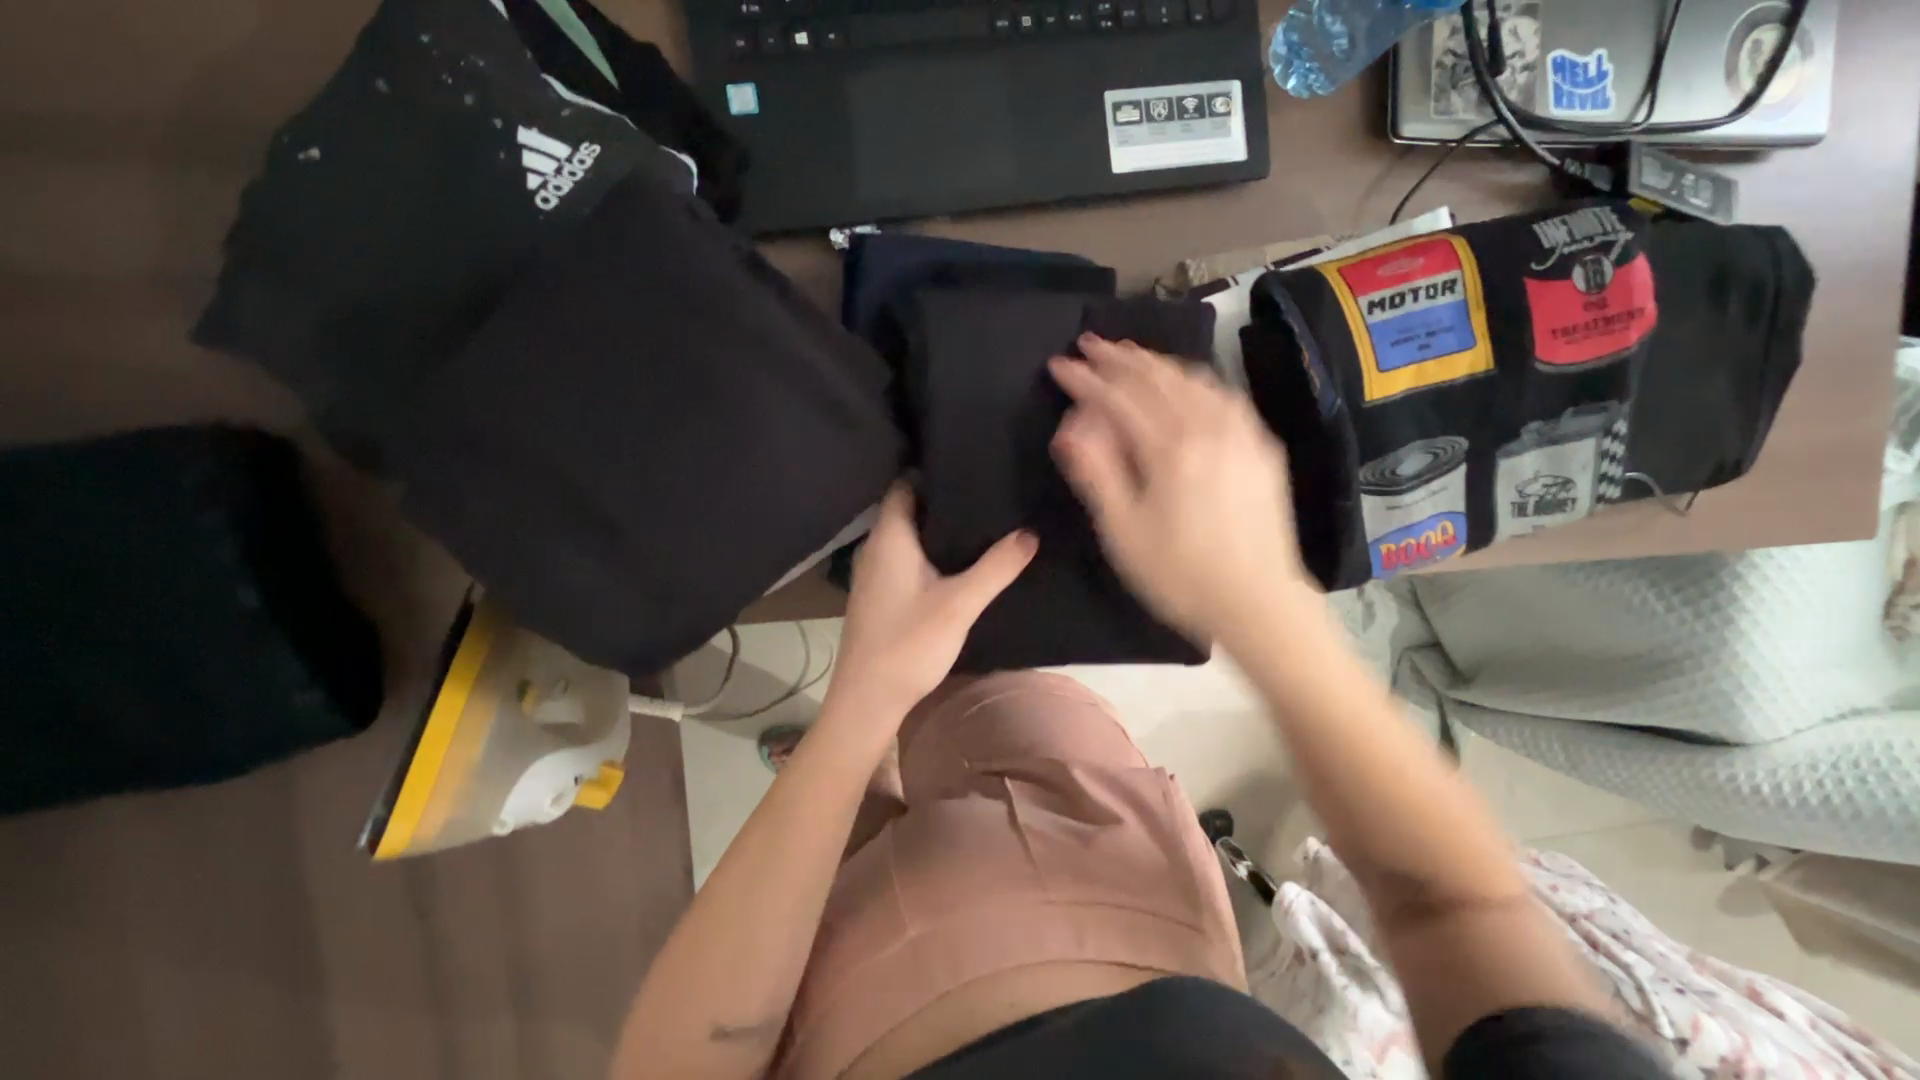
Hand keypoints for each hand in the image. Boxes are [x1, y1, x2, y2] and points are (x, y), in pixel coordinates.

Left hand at [830, 483, 1037, 715]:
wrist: (867, 700)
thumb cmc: (909, 644)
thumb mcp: (960, 604)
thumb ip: (996, 567)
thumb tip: (1029, 533)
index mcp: (888, 537)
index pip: (903, 485)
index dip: (931, 471)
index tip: (966, 463)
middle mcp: (874, 548)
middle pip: (906, 509)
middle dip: (941, 500)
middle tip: (983, 490)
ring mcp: (872, 574)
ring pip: (905, 537)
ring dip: (935, 530)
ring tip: (978, 521)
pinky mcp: (877, 597)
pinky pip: (903, 560)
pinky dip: (926, 554)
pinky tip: (954, 564)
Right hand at [1049, 334, 1312, 637]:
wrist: (1257, 600)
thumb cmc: (1180, 574)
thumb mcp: (1124, 531)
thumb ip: (1097, 473)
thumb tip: (1070, 429)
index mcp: (1169, 448)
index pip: (1118, 397)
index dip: (1085, 379)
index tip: (1059, 364)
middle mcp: (1207, 428)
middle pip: (1155, 377)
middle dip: (1118, 358)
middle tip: (1090, 344)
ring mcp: (1240, 432)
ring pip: (1192, 379)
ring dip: (1156, 363)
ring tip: (1130, 355)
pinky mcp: (1261, 445)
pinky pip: (1222, 394)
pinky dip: (1193, 379)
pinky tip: (1184, 383)